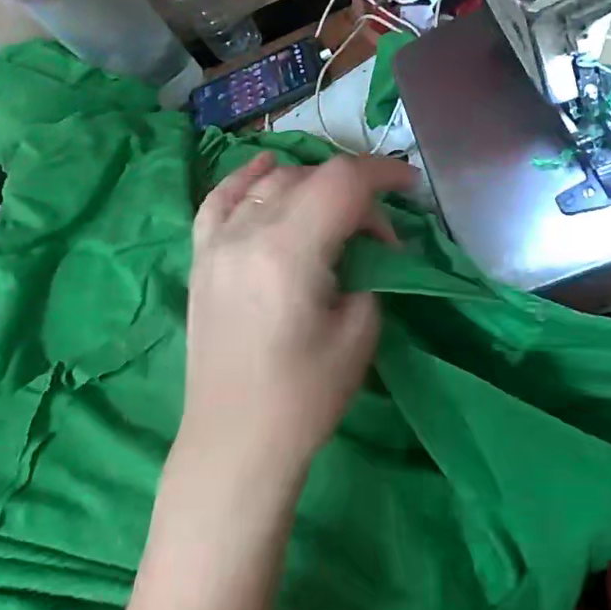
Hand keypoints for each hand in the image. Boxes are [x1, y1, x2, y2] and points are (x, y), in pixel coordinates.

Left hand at [184, 152, 416, 475]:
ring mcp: (215, 245)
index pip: (341, 182)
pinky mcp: (200, 260)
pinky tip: (265, 169)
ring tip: (335, 211)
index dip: (382, 172)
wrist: (236, 441)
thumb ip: (368, 270)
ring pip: (268, 183)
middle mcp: (246, 235)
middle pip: (308, 178)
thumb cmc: (305, 397)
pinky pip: (218, 201)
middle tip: (378, 233)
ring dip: (310, 184)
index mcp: (288, 252)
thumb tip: (366, 246)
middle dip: (353, 191)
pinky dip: (245, 179)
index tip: (410, 184)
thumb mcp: (360, 331)